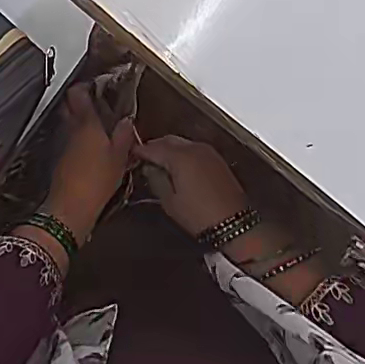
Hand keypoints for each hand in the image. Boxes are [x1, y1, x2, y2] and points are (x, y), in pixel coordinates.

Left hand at [44, 84, 137, 235]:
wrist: (71, 207)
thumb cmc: (97, 180)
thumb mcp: (119, 156)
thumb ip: (124, 135)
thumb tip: (127, 121)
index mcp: (86, 124)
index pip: (78, 94)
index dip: (85, 86)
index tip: (95, 86)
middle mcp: (70, 130)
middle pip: (68, 105)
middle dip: (79, 101)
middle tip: (96, 104)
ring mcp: (62, 144)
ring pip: (67, 123)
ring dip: (78, 120)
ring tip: (97, 126)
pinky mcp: (59, 159)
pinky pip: (67, 140)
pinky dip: (76, 138)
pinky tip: (90, 148)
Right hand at [135, 135, 249, 237]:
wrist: (233, 223)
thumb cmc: (198, 214)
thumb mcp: (170, 201)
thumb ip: (156, 179)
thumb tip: (149, 168)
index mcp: (180, 157)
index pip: (153, 147)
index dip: (140, 150)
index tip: (131, 155)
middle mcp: (194, 148)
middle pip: (168, 140)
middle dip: (154, 147)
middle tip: (143, 158)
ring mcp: (208, 152)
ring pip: (182, 143)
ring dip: (169, 149)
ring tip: (159, 163)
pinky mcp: (216, 159)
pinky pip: (193, 149)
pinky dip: (182, 153)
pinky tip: (178, 166)